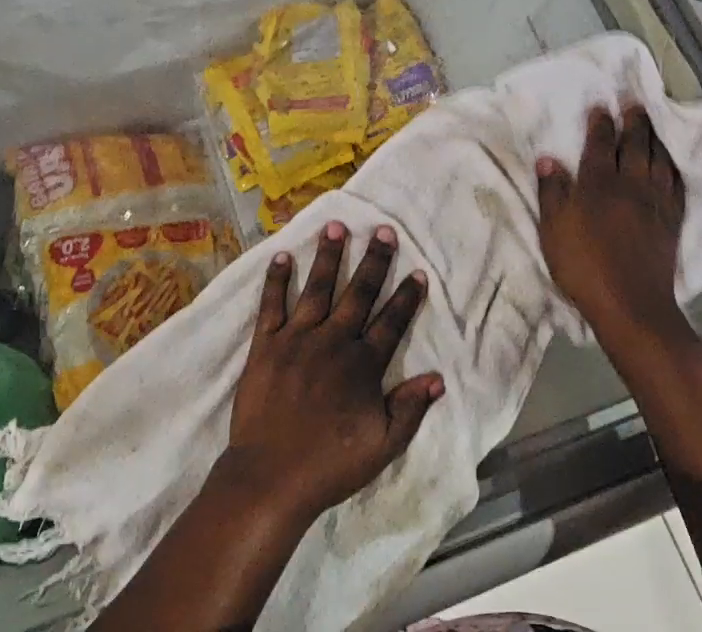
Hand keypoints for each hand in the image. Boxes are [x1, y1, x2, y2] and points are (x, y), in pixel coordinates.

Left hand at [222, 221, 443, 522]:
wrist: (270, 476)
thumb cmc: (330, 464)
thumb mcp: (383, 446)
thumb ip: (410, 409)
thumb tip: (437, 378)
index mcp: (362, 366)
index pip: (392, 323)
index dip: (406, 298)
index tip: (418, 272)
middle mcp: (332, 342)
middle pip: (357, 294)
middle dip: (373, 261)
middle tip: (382, 230)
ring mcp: (296, 340)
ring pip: (316, 289)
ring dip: (328, 257)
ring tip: (334, 226)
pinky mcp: (264, 345)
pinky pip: (270, 305)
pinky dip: (275, 280)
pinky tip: (281, 256)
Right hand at [536, 105, 686, 328]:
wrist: (630, 302)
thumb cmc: (583, 266)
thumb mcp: (553, 230)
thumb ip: (552, 193)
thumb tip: (548, 159)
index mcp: (598, 185)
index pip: (600, 145)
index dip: (600, 124)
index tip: (601, 106)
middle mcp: (630, 185)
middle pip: (635, 145)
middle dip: (633, 122)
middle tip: (634, 103)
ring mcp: (655, 202)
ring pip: (658, 160)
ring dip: (655, 138)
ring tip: (653, 123)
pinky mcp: (672, 220)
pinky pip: (676, 184)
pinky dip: (673, 167)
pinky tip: (671, 163)